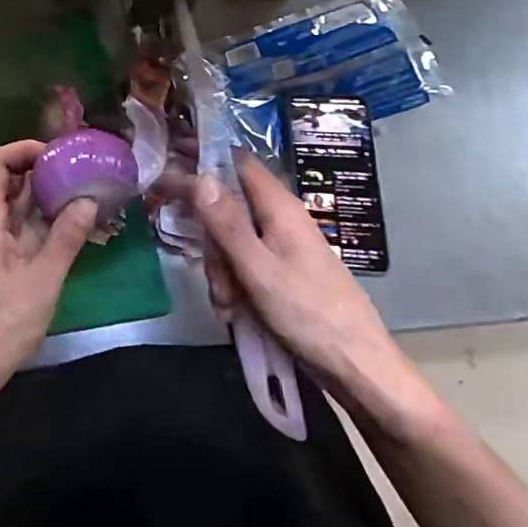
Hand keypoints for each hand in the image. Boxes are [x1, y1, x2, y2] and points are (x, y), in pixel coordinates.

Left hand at [0, 140, 99, 396]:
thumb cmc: (2, 325)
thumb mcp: (41, 281)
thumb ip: (66, 238)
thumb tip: (89, 199)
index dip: (25, 149)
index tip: (60, 155)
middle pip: (12, 179)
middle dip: (46, 169)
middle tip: (84, 169)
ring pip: (23, 203)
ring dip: (52, 195)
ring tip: (90, 190)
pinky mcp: (6, 258)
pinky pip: (28, 227)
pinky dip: (51, 220)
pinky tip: (81, 222)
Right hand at [193, 153, 412, 410]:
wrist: (357, 368)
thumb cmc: (309, 314)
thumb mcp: (258, 269)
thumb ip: (226, 223)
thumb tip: (198, 176)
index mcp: (278, 207)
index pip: (235, 161)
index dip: (202, 158)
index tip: (169, 168)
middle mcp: (279, 219)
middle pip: (226, 207)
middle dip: (210, 240)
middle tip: (213, 273)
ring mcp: (281, 247)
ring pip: (231, 241)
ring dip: (221, 270)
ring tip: (229, 304)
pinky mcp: (281, 272)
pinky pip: (244, 265)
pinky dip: (234, 286)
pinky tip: (235, 313)